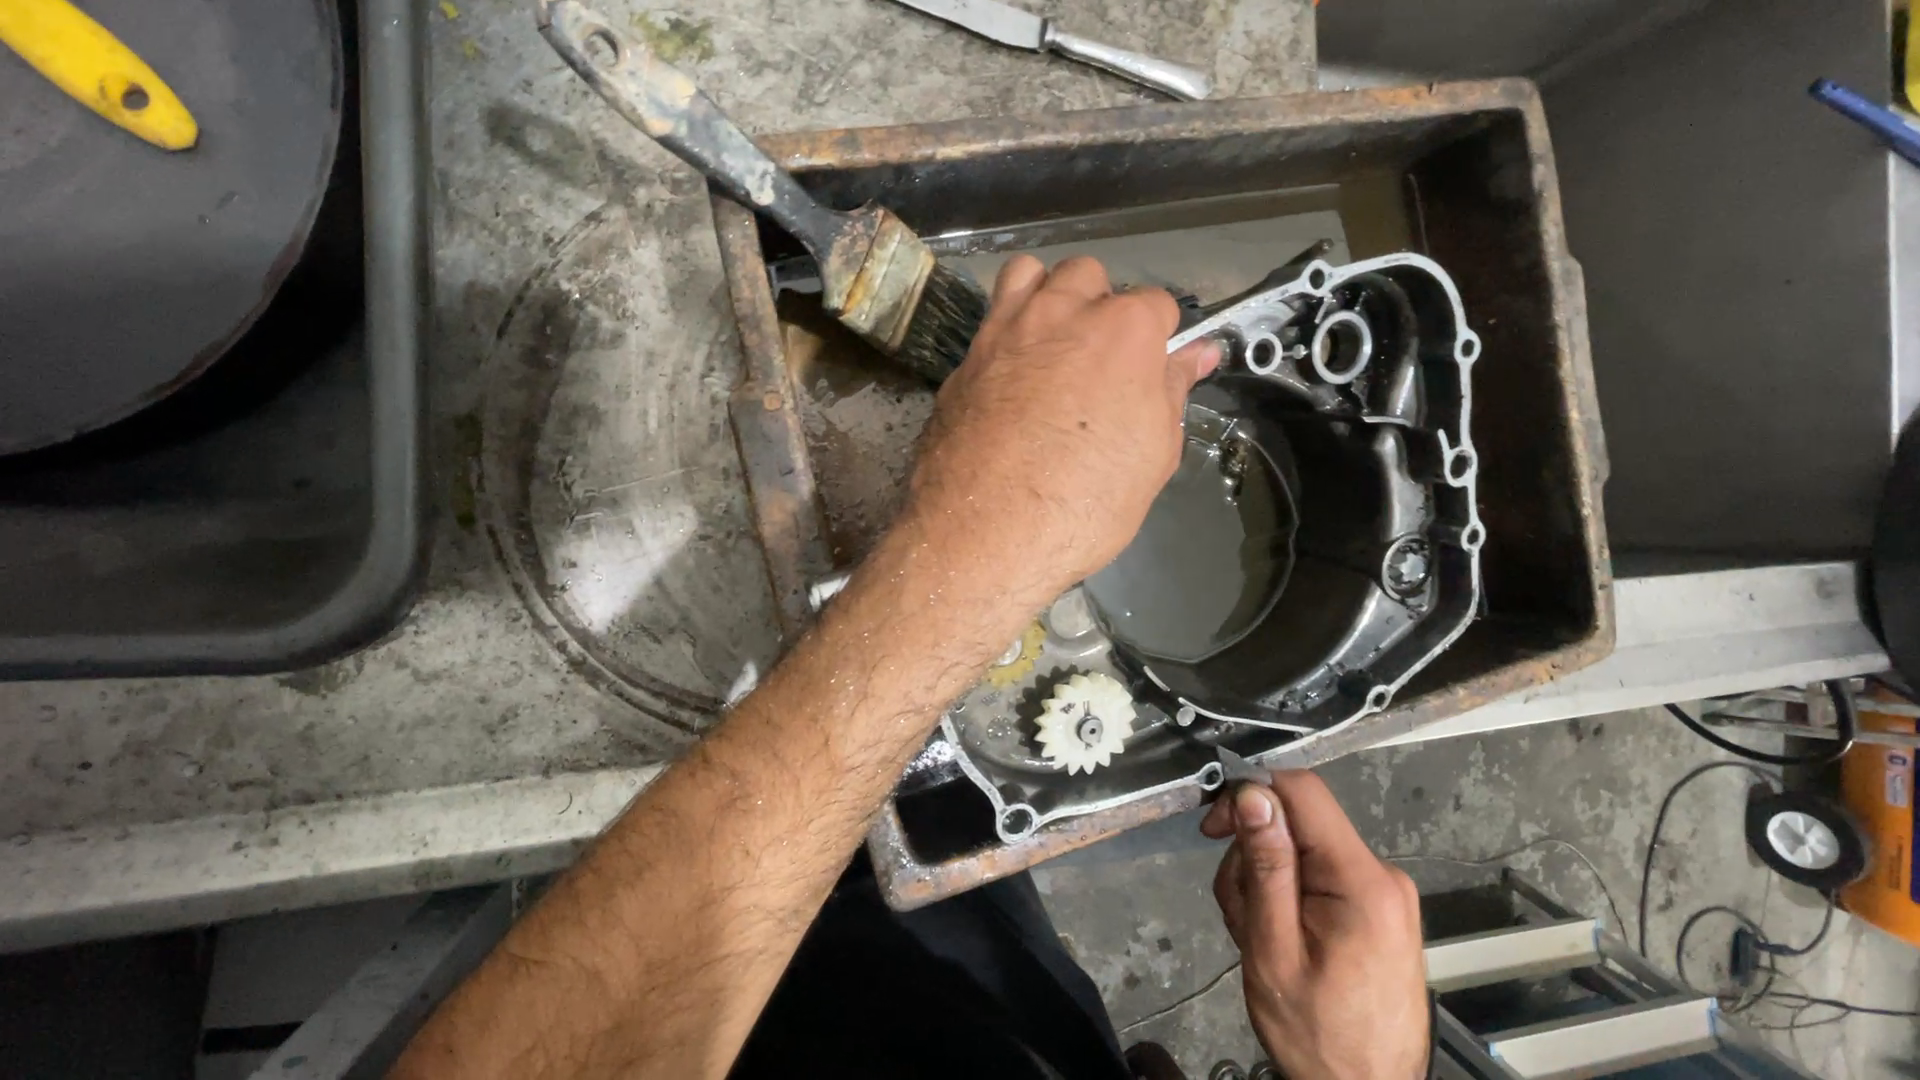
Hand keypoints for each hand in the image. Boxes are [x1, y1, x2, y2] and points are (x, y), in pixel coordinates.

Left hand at [902, 255, 1218, 599]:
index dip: (1159, 338)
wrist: (982, 535)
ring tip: (1053, 346)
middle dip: (1100, 306)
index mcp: (1123, 331)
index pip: (1157, 304)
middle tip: (1100, 361)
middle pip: (1089, 277)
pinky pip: (991, 320)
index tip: (1152, 370)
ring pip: (1030, 276)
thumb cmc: (1084, 504)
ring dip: (1048, 297)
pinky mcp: (964, 359)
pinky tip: (1012, 376)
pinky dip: (1007, 331)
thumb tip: (1197, 354)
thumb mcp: (1154, 455)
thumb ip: (1173, 392)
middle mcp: (1061, 313)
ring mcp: (1004, 330)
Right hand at [1202, 770, 1428, 1079]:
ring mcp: (1381, 890)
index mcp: (1361, 880)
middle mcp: (1380, 872)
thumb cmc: (1315, 1031)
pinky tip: (1277, 935)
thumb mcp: (1273, 949)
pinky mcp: (1375, 906)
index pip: (1303, 791)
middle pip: (1295, 823)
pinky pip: (1315, 874)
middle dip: (1252, 856)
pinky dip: (1285, 896)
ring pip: (1298, 849)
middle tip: (1240, 913)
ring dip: (1263, 882)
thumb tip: (1254, 793)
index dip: (1251, 793)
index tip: (1212, 829)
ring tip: (1258, 936)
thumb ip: (1266, 867)